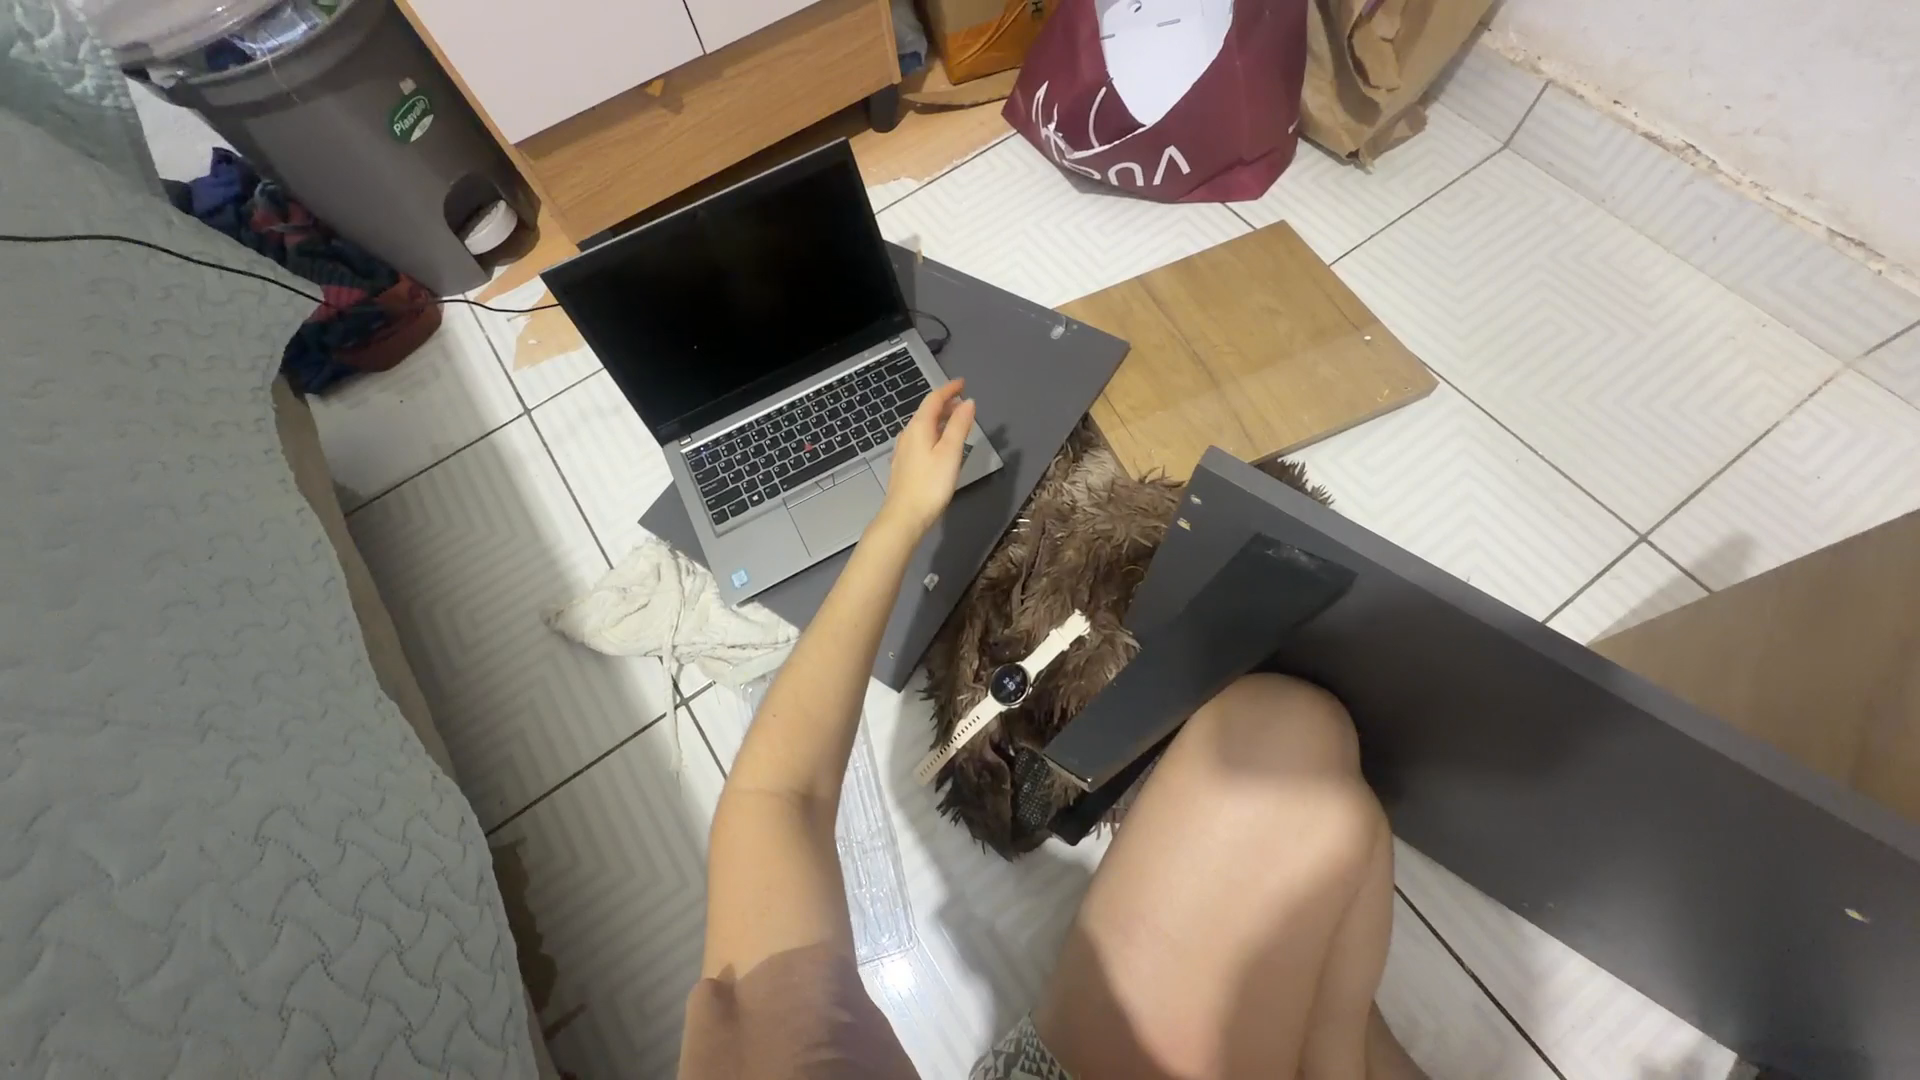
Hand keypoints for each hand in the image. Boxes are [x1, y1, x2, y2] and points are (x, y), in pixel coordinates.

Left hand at [878, 379, 975, 538]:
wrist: (904, 516)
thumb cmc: (930, 484)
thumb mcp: (950, 453)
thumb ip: (959, 425)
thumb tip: (968, 402)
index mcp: (919, 427)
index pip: (933, 399)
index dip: (949, 389)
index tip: (962, 383)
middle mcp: (908, 434)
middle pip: (926, 412)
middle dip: (945, 403)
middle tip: (962, 402)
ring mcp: (904, 451)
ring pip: (923, 426)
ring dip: (939, 419)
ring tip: (955, 420)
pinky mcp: (904, 465)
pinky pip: (920, 440)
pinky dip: (933, 433)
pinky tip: (940, 444)